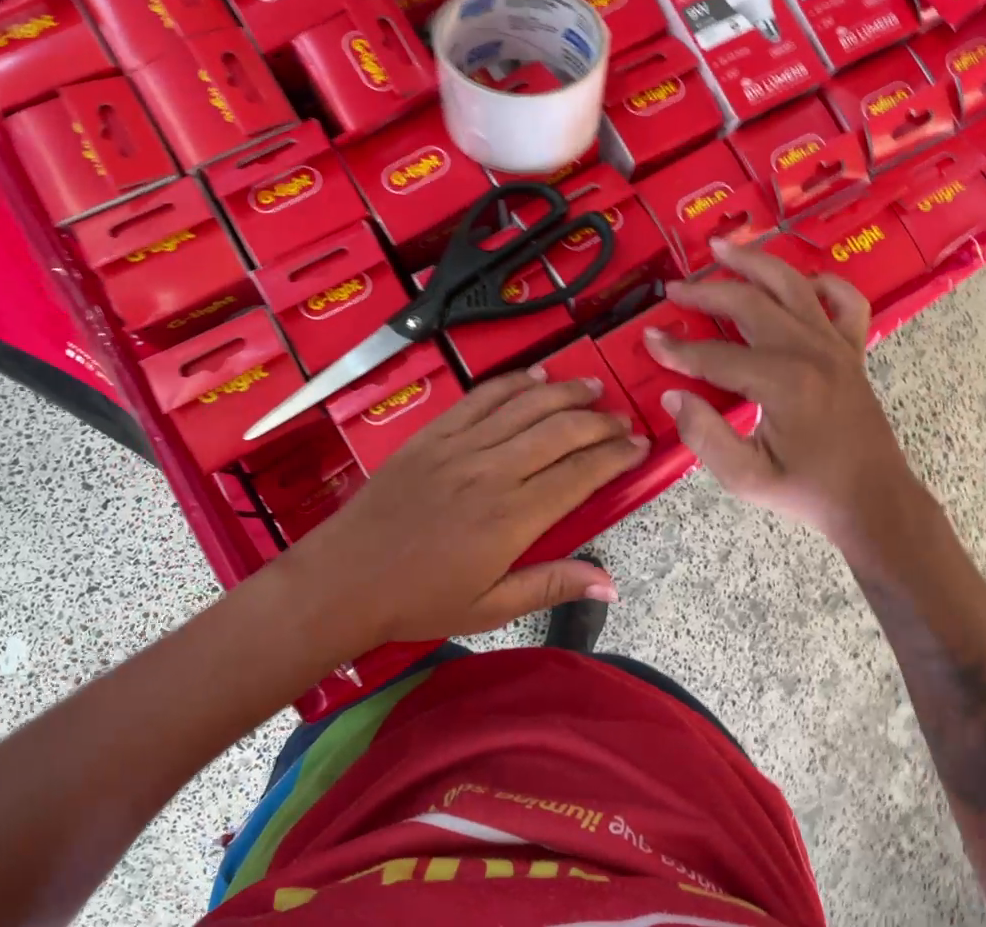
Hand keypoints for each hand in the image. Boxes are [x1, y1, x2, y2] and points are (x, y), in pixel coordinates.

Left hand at [287, 370, 647, 644]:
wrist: (345, 578)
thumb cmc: (419, 600)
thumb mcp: (490, 608)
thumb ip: (552, 585)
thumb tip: (612, 583)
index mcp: (513, 518)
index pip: (580, 474)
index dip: (616, 456)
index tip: (640, 445)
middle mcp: (493, 472)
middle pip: (561, 431)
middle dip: (600, 421)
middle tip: (622, 420)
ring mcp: (460, 447)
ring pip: (526, 406)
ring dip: (565, 392)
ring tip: (592, 387)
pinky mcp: (433, 435)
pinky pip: (482, 398)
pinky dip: (514, 383)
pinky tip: (535, 377)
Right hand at [643, 239, 911, 538]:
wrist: (873, 500)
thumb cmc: (808, 491)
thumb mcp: (746, 478)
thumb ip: (705, 436)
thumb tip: (674, 397)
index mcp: (783, 382)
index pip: (715, 356)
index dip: (678, 349)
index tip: (649, 339)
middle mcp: (811, 351)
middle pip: (750, 304)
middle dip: (706, 294)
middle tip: (674, 290)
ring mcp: (836, 345)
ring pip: (792, 286)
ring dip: (755, 262)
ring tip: (722, 248)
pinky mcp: (853, 350)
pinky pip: (845, 301)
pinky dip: (824, 284)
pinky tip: (802, 282)